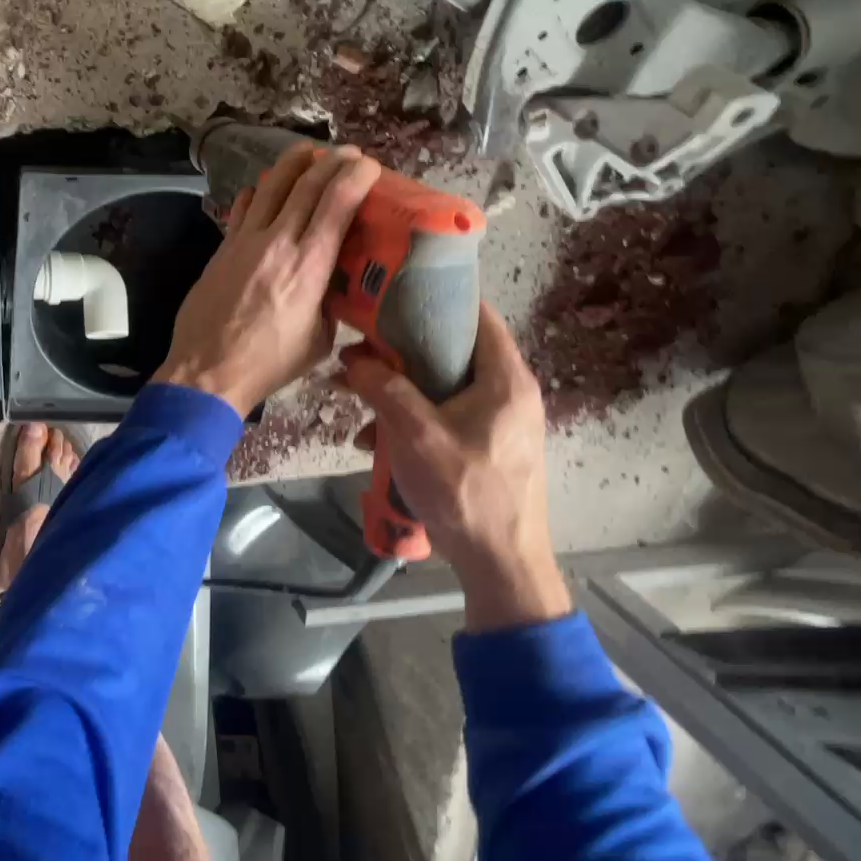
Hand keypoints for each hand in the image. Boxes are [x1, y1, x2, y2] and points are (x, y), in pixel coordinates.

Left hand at [153, 143, 379, 416]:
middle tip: (349, 153)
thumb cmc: (268, 363)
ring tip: (307, 152)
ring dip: (291, 165)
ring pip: (270, 188)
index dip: (357, 176)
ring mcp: (243, 243)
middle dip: (331, 161)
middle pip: (306, 185)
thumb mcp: (319, 338)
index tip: (370, 166)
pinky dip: (258, 193)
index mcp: (309, 265)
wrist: (207, 370)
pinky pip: (242, 210)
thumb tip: (335, 286)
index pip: (338, 202)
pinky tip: (264, 189)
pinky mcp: (220, 251)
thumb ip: (330, 303)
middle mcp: (276, 243)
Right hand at [340, 303, 568, 631]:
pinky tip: (372, 441)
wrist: (499, 561)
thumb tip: (354, 360)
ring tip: (352, 401)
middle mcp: (507, 393)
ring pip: (439, 387)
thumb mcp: (415, 435)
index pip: (476, 317)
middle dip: (398, 354)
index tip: (388, 299)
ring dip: (395, 391)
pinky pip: (440, 417)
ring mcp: (496, 422)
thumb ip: (384, 391)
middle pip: (450, 353)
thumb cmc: (465, 491)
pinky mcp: (483, 446)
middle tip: (356, 355)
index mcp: (505, 380)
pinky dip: (406, 420)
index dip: (434, 302)